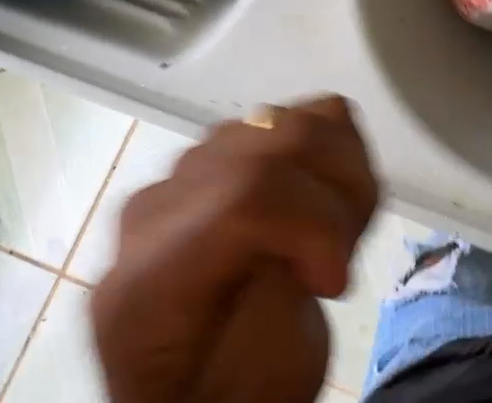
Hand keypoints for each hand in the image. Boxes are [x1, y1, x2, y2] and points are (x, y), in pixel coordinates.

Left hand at [91, 96, 381, 402]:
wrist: (204, 391)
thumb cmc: (235, 394)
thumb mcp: (263, 373)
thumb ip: (275, 289)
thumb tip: (303, 221)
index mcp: (148, 279)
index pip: (243, 196)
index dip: (316, 224)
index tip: (337, 285)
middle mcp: (156, 209)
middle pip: (273, 143)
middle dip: (337, 199)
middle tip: (343, 259)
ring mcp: (185, 175)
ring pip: (294, 120)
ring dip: (339, 176)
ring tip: (334, 236)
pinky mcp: (220, 157)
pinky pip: (295, 116)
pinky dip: (333, 155)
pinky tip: (322, 206)